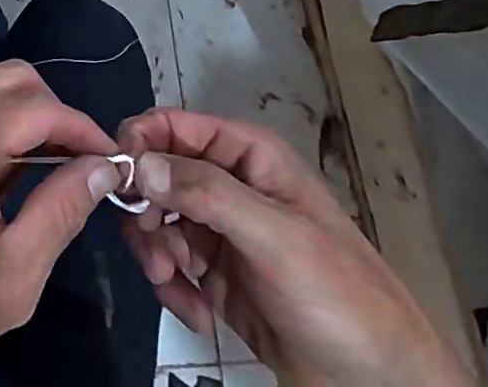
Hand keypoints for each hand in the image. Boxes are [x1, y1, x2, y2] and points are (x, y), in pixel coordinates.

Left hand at [0, 61, 123, 386]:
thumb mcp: (10, 277)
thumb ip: (63, 211)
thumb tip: (102, 167)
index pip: (43, 109)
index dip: (85, 130)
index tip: (111, 161)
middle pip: (22, 80)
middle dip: (59, 116)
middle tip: (79, 163)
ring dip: (32, 116)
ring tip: (49, 168)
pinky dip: (3, 120)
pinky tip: (7, 167)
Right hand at [118, 109, 474, 386]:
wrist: (372, 377)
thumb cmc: (335, 291)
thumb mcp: (274, 236)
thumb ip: (208, 193)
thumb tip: (141, 162)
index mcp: (249, 155)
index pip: (180, 127)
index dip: (142, 141)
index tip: (114, 175)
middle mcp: (231, 183)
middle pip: (161, 174)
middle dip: (149, 210)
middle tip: (155, 249)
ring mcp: (221, 229)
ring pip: (160, 219)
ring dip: (157, 251)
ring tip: (175, 285)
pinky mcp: (216, 273)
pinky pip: (171, 263)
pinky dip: (173, 286)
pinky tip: (199, 314)